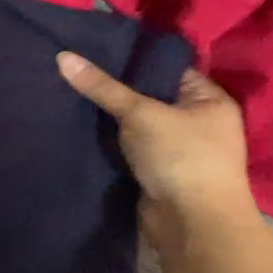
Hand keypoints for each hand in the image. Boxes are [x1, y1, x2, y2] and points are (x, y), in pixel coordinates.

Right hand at [55, 52, 256, 249]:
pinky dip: (109, 139)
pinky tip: (80, 124)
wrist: (192, 223)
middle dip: (115, 87)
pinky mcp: (157, 169)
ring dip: (109, 115)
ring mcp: (177, 147)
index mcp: (210, 100)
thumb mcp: (140, 113)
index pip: (167, 68)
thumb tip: (62, 56)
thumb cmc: (181, 157)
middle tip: (76, 69)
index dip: (134, 59)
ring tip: (69, 92)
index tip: (95, 48)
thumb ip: (102, 86)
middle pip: (149, 95)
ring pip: (136, 122)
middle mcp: (198, 121)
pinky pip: (128, 144)